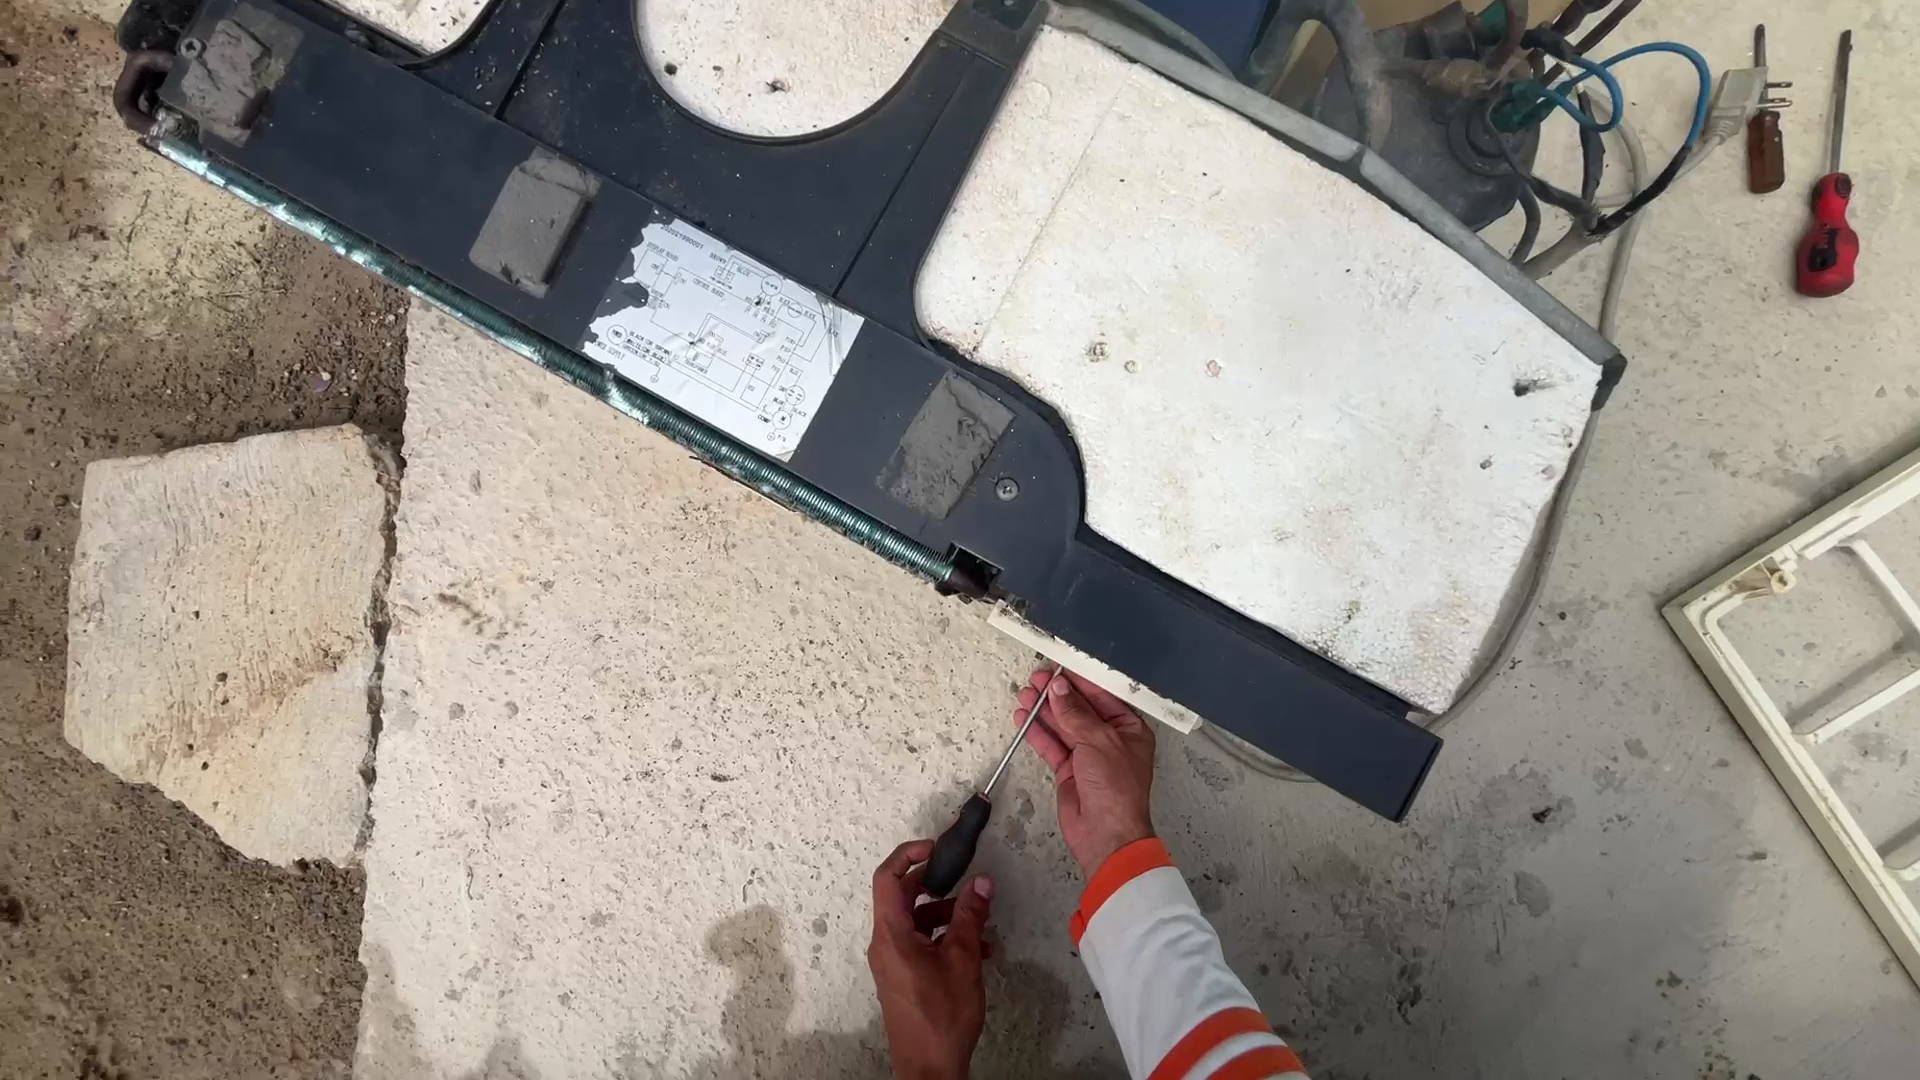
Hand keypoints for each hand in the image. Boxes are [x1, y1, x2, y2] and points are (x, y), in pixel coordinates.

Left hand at [868, 839, 993, 1079]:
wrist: (931, 1072)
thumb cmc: (940, 1019)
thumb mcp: (962, 959)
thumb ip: (970, 916)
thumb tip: (981, 883)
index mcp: (891, 935)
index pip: (887, 878)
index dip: (908, 854)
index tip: (934, 847)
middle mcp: (886, 944)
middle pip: (903, 896)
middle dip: (935, 883)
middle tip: (960, 876)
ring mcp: (894, 961)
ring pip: (917, 920)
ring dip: (947, 914)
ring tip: (979, 921)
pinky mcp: (905, 976)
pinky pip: (922, 942)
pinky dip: (945, 937)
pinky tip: (977, 949)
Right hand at [1014, 670, 1156, 877]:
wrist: (1106, 834)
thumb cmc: (1117, 790)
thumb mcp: (1098, 741)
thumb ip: (1075, 713)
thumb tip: (1058, 689)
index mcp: (1128, 729)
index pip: (1102, 697)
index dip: (1079, 682)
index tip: (1060, 668)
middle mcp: (1109, 740)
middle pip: (1079, 709)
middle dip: (1057, 694)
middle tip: (1037, 679)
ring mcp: (1088, 755)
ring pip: (1063, 726)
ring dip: (1043, 711)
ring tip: (1026, 695)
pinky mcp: (1070, 770)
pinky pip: (1051, 745)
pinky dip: (1037, 732)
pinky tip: (1024, 719)